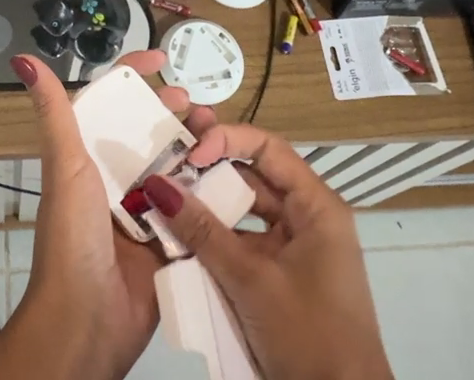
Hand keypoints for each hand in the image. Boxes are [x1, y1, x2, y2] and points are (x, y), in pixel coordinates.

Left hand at [0, 50, 191, 379]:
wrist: (87, 319)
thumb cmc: (72, 236)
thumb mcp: (65, 167)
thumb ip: (54, 114)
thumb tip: (25, 60)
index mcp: (89, 157)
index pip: (112, 102)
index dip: (134, 75)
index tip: (162, 60)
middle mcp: (118, 178)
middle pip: (153, 131)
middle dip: (177, 113)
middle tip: (201, 108)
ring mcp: (147, 209)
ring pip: (178, 165)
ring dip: (200, 147)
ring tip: (221, 136)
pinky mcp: (171, 239)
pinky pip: (195, 206)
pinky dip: (212, 189)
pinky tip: (234, 173)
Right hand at [141, 123, 391, 379]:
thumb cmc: (308, 333)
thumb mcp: (250, 279)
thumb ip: (202, 231)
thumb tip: (156, 184)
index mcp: (317, 206)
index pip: (267, 147)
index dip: (226, 140)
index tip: (188, 155)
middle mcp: (308, 219)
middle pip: (253, 178)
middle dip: (208, 175)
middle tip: (163, 173)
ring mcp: (295, 251)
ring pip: (244, 214)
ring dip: (207, 211)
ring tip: (163, 204)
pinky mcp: (281, 279)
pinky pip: (243, 246)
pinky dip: (214, 243)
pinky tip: (179, 243)